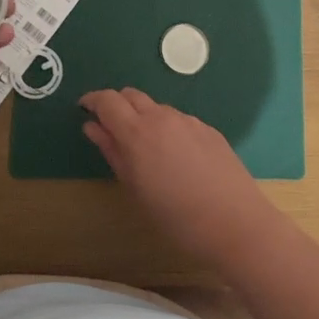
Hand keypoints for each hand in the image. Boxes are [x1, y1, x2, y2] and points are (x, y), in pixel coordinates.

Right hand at [80, 88, 280, 265]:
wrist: (234, 222)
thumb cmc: (176, 216)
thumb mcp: (135, 188)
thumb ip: (113, 152)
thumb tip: (93, 127)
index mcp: (138, 132)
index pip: (108, 100)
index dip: (93, 100)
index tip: (84, 109)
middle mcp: (163, 117)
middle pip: (132, 95)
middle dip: (117, 105)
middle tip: (109, 127)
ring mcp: (189, 121)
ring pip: (157, 107)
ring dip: (143, 117)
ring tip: (144, 149)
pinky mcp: (209, 129)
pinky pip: (179, 120)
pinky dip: (167, 128)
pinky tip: (174, 157)